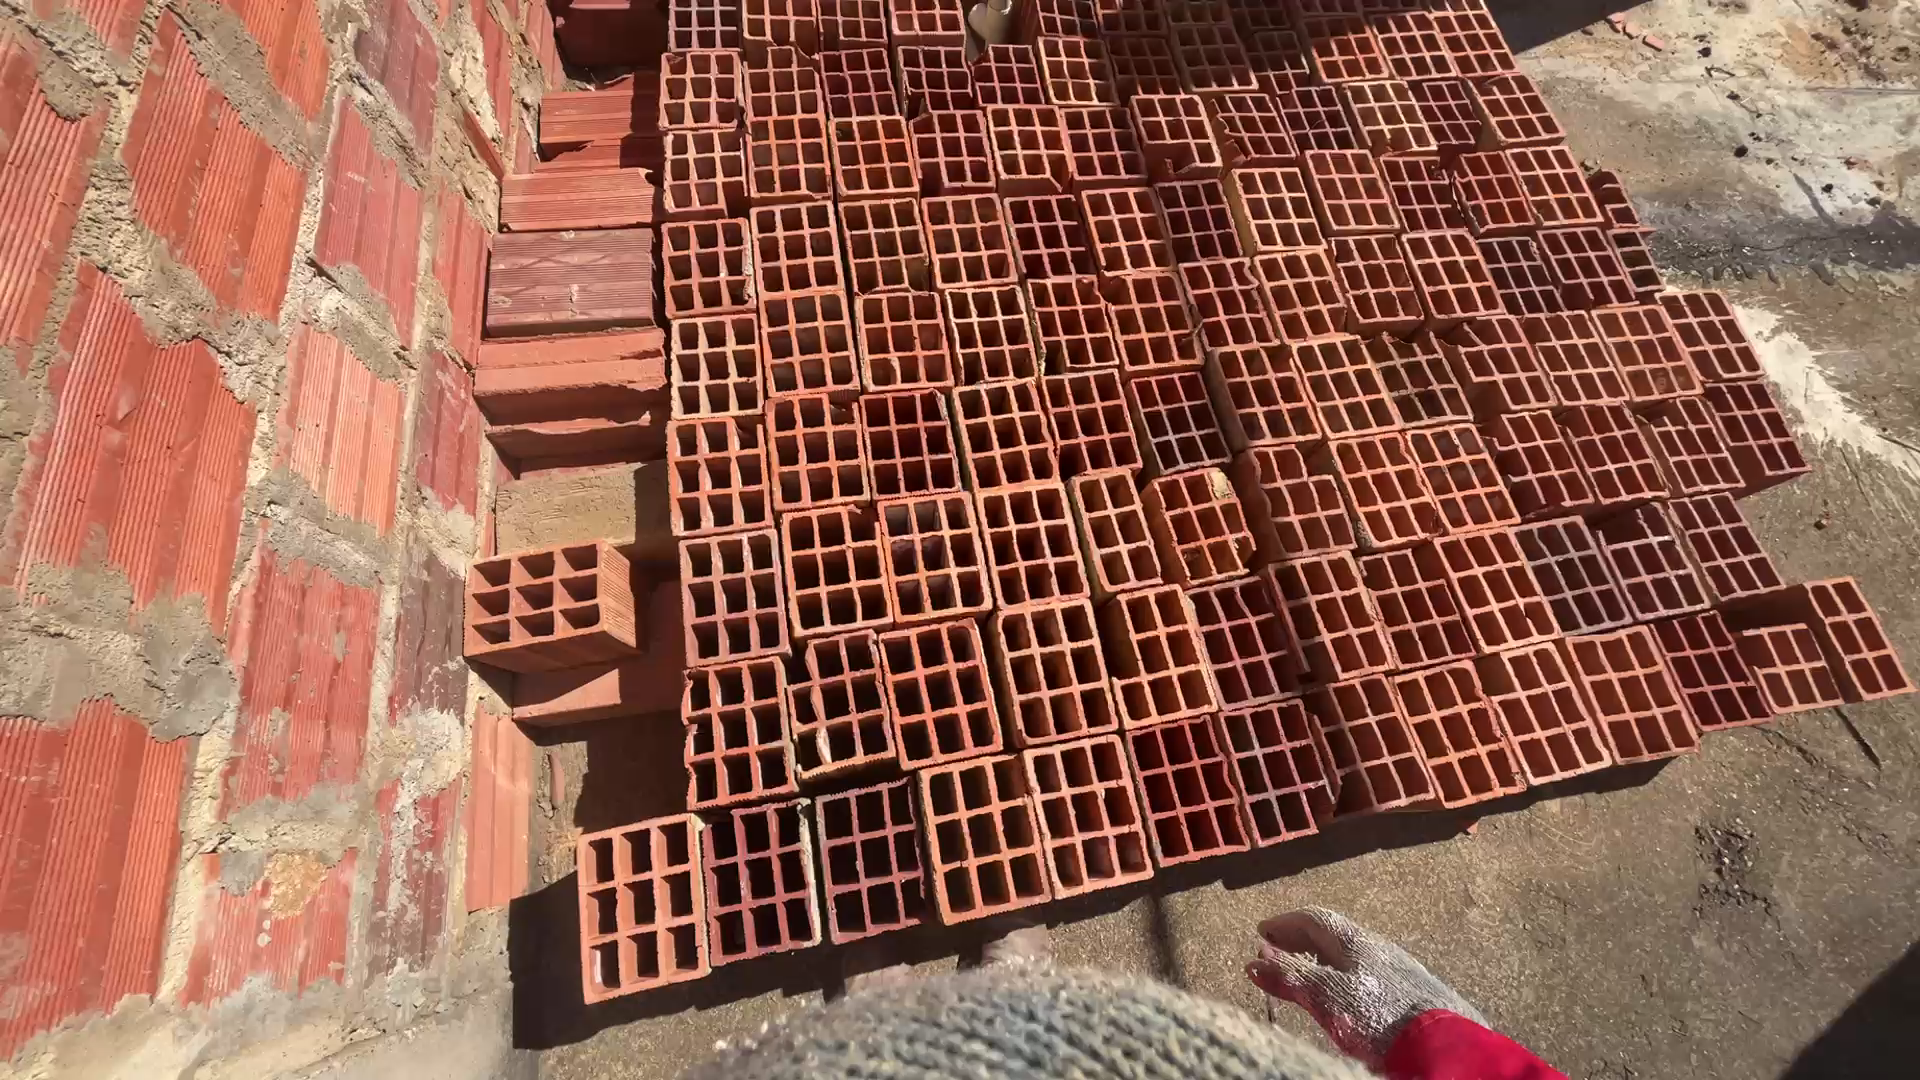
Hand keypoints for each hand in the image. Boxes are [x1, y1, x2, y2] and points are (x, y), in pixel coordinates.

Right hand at [1247, 908, 1487, 1067]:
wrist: (1452, 1052)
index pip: (1312, 918)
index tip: (1261, 934)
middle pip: (1332, 936)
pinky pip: (1373, 978)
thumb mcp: (1325, 998)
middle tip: (1277, 954)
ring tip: (1308, 978)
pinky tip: (1350, 1000)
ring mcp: (1403, 973)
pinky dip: (1348, 980)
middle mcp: (1379, 947)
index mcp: (1354, 939)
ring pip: (1355, 958)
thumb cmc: (1378, 1018)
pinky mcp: (1422, 999)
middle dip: (1300, 943)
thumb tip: (1253, 962)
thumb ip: (1289, 979)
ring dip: (1324, 962)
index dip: (1283, 925)